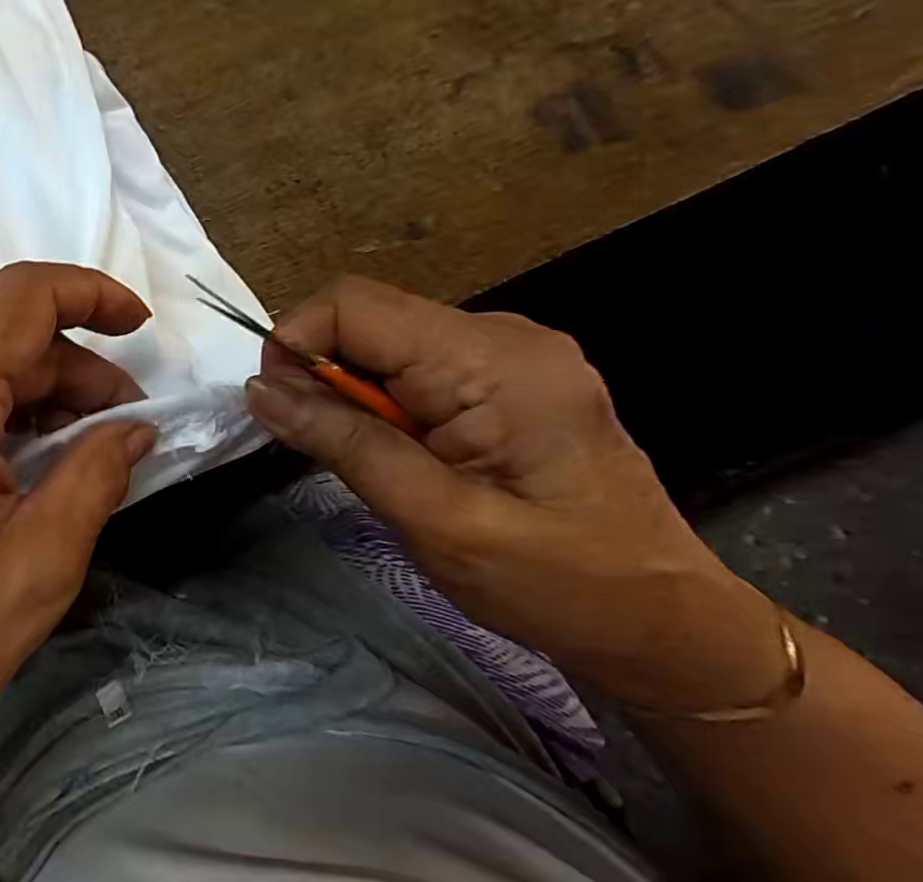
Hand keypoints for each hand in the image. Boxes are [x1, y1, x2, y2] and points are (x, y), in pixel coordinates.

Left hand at [0, 263, 155, 881]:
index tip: (142, 324)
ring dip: (52, 399)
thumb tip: (138, 427)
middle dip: (83, 372)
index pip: (21, 297)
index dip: (90, 293)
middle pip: (11, 338)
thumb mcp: (41, 560)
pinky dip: (16, 418)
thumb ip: (99, 472)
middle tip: (134, 428)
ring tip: (99, 456)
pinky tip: (50, 464)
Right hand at [245, 275, 786, 712]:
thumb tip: (261, 391)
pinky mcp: (511, 373)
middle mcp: (504, 334)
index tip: (278, 406)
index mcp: (493, 361)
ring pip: (390, 341)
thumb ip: (348, 445)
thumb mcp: (436, 522)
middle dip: (325, 372)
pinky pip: (420, 363)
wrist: (661, 619)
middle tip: (323, 446)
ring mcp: (512, 350)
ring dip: (357, 392)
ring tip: (377, 461)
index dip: (296, 340)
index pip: (356, 303)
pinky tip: (409, 452)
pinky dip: (389, 400)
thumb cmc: (557, 585)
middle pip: (371, 317)